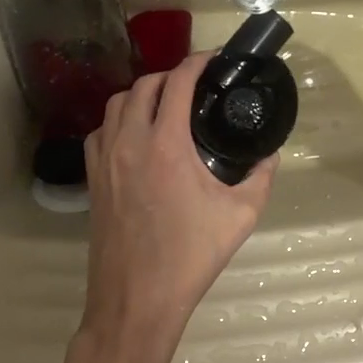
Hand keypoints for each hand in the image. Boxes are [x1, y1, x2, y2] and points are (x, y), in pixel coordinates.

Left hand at [80, 51, 277, 342]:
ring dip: (141, 95)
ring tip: (164, 105)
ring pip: (116, 104)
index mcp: (166, 143)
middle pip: (144, 85)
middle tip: (194, 85)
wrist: (136, 301)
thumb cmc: (190, 257)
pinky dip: (117, 121)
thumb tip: (271, 154)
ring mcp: (105, 159)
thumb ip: (260, 177)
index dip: (197, 62)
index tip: (214, 60)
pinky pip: (99, 131)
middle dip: (170, 76)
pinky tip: (134, 136)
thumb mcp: (240, 216)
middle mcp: (130, 141)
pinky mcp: (92, 179)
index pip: (178, 82)